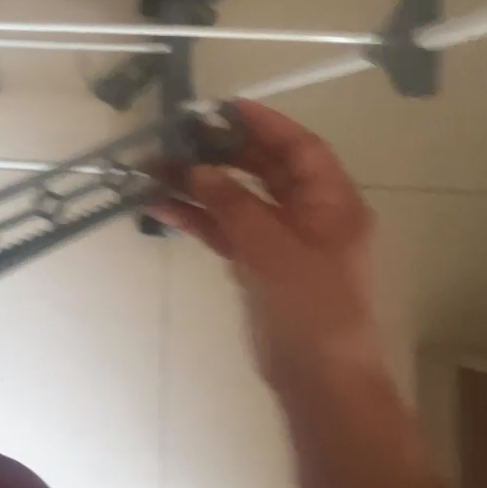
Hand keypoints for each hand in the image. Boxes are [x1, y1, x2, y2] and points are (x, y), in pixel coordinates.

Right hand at [150, 100, 381, 391]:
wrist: (319, 379)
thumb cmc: (312, 309)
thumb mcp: (273, 250)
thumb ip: (233, 205)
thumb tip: (197, 170)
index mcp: (334, 206)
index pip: (300, 150)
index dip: (265, 125)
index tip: (222, 108)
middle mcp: (310, 216)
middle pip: (264, 171)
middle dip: (221, 152)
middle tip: (178, 138)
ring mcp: (281, 242)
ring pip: (236, 200)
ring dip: (198, 185)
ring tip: (152, 170)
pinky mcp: (256, 266)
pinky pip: (222, 230)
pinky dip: (194, 217)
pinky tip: (159, 207)